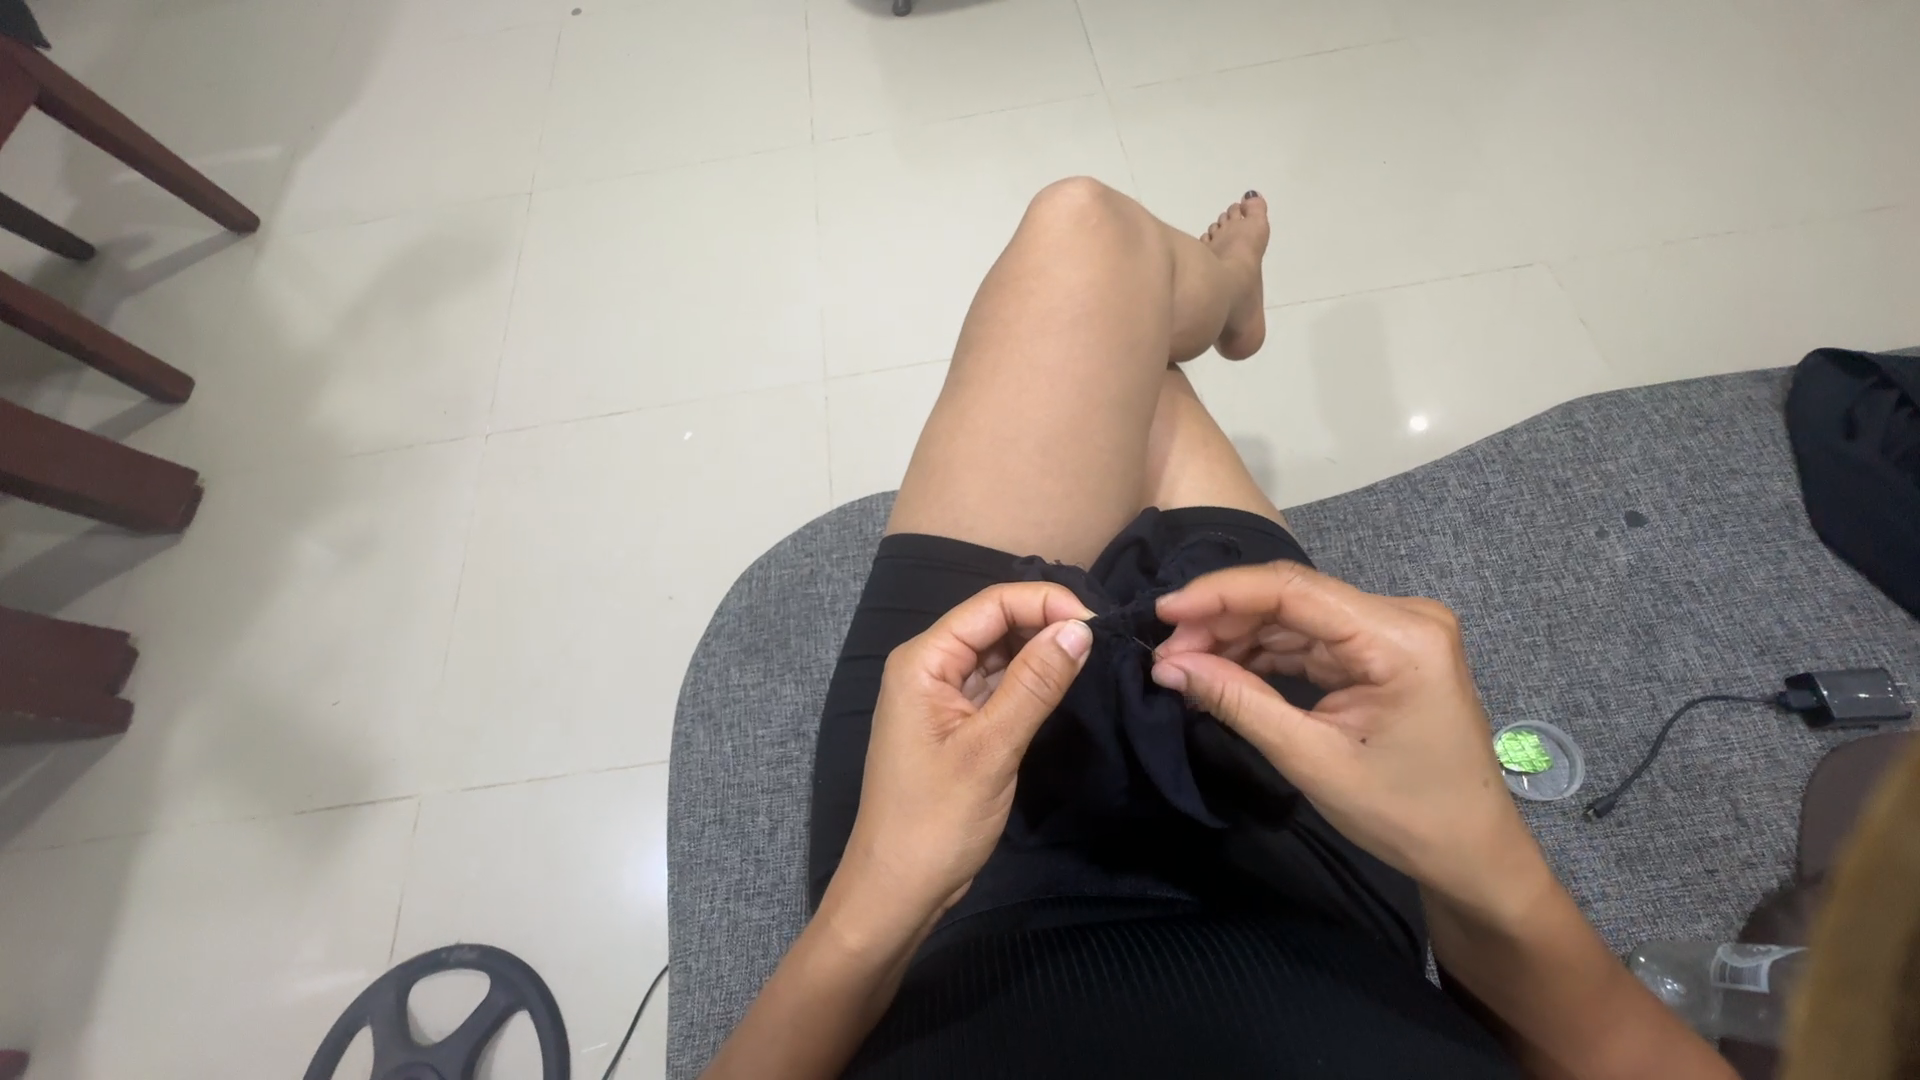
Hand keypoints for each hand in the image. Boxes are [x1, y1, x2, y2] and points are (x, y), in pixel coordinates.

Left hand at [828, 582, 1094, 938]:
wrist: (899, 889)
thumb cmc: (936, 820)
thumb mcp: (991, 748)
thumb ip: (1035, 684)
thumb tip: (1081, 629)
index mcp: (924, 660)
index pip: (991, 604)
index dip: (1045, 603)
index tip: (1097, 626)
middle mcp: (930, 665)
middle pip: (995, 623)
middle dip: (1045, 624)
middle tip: (1100, 645)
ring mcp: (943, 694)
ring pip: (999, 653)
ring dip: (1040, 652)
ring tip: (1090, 660)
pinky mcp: (958, 721)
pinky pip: (997, 684)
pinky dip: (1029, 682)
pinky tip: (1061, 684)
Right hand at [1150, 561, 1535, 904]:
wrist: (1472, 855)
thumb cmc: (1404, 814)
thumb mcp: (1311, 759)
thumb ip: (1237, 702)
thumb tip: (1167, 665)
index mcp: (1399, 636)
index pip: (1291, 589)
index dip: (1219, 594)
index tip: (1163, 613)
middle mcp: (1401, 616)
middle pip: (1288, 598)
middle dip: (1221, 622)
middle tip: (1167, 655)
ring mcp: (1391, 630)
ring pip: (1290, 616)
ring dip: (1235, 638)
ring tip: (1185, 665)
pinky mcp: (1379, 649)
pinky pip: (1306, 638)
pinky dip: (1260, 653)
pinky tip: (1222, 670)